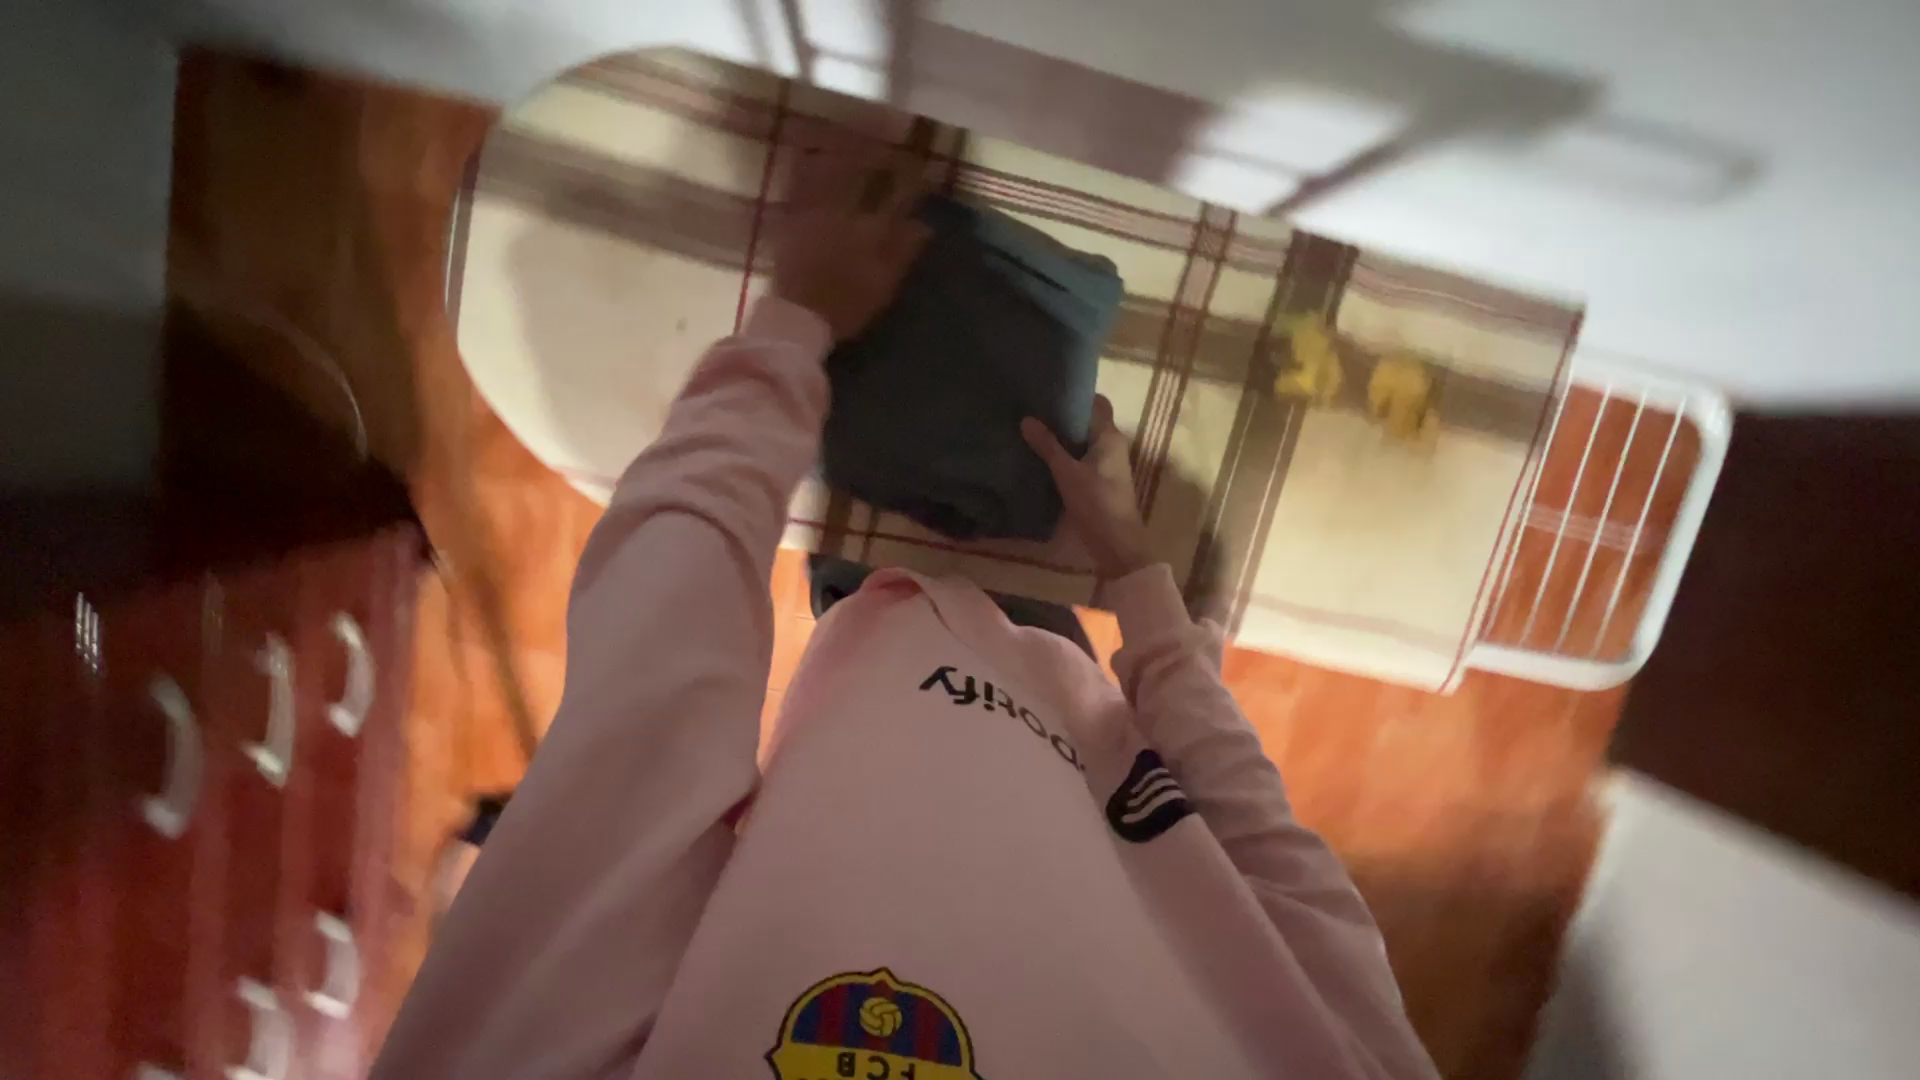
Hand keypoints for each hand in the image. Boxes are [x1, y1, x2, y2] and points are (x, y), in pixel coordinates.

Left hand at [770, 148, 930, 341]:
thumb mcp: (883, 284)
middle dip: (880, 156)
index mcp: (872, 230)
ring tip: (857, 138)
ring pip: (835, 171)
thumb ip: (903, 252)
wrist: (797, 316)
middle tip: (891, 141)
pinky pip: (803, 182)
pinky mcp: (793, 217)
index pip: (899, 196)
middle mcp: (845, 211)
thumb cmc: (845, 307)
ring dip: (848, 152)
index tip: (924, 166)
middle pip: (866, 174)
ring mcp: (816, 211)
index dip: (913, 180)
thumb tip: (925, 225)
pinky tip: (815, 155)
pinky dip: (811, 166)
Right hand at [1021, 395, 1154, 581]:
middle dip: (1063, 417)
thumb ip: (1048, 446)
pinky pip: (1079, 461)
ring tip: (1031, 431)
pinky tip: (1041, 459)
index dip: (1076, 395)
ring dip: (1061, 439)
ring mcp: (1106, 466)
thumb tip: (1027, 419)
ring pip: (1082, 443)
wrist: (1117, 545)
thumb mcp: (1067, 473)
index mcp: (1109, 437)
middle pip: (1087, 423)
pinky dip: (1064, 457)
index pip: (1096, 403)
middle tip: (1032, 410)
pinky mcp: (1098, 483)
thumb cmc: (1097, 503)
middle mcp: (1111, 446)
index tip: (1049, 391)